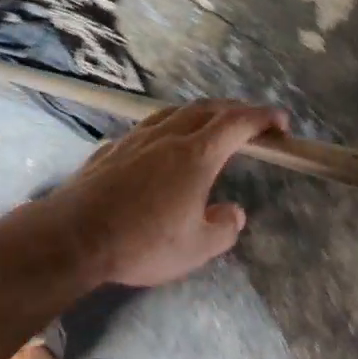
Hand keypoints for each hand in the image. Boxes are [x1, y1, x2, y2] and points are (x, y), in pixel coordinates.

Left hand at [44, 100, 285, 287]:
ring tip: (211, 126)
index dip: (261, 117)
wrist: (76, 233)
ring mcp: (135, 137)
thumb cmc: (142, 242)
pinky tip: (165, 145)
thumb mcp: (196, 248)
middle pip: (205, 109)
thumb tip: (233, 212)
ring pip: (174, 112)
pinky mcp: (112, 147)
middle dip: (233, 110)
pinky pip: (149, 126)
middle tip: (252, 122)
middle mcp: (166, 136)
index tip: (281, 119)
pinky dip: (169, 126)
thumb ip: (222, 228)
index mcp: (194, 155)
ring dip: (199, 113)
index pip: (235, 124)